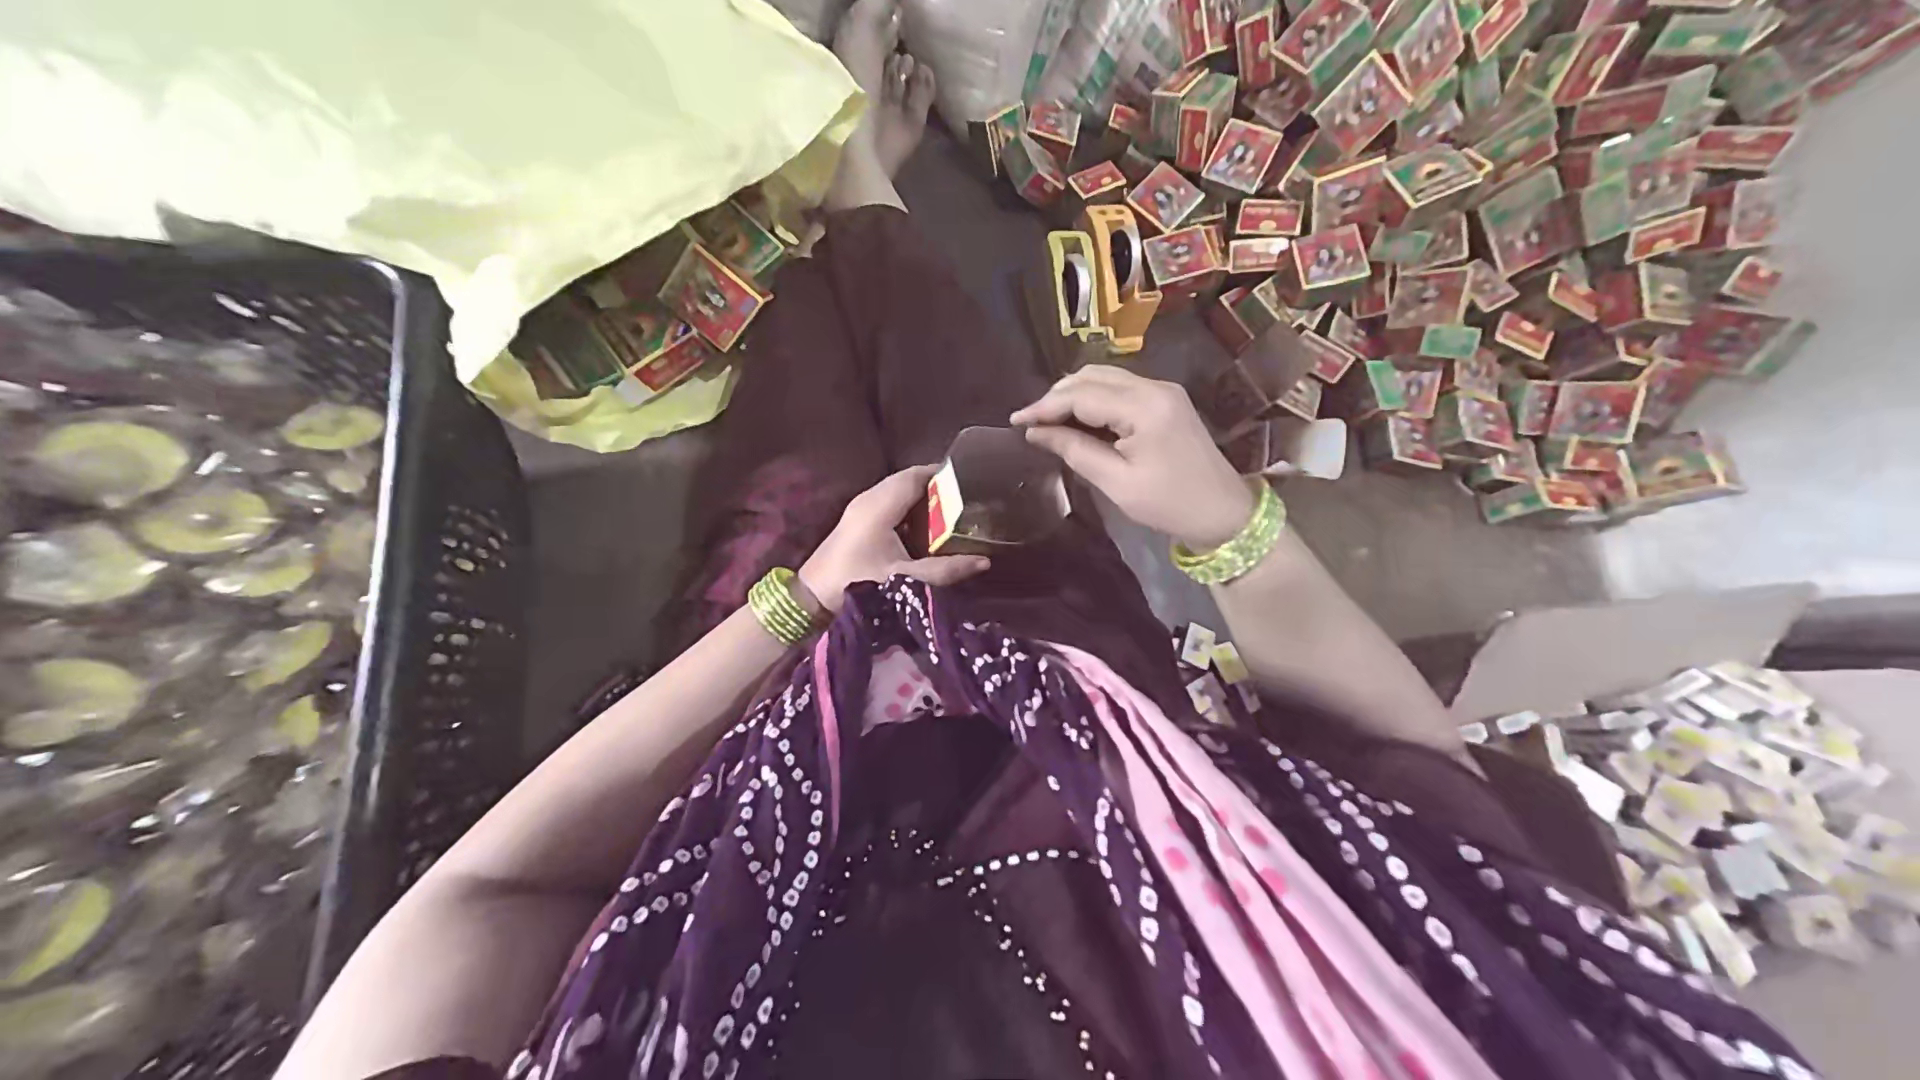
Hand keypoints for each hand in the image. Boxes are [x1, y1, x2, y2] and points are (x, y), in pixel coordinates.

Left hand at [798, 464, 991, 612]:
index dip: (943, 475)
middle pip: (908, 481)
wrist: (812, 599)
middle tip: (967, 500)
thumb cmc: (857, 584)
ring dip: (922, 499)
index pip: (916, 475)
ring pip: (898, 492)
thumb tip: (984, 561)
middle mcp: (869, 499)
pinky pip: (889, 504)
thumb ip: (946, 570)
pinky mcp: (856, 521)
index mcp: (880, 505)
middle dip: (937, 488)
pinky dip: (909, 509)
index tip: (971, 483)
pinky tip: (926, 528)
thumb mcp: (905, 579)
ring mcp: (860, 509)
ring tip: (953, 512)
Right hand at [1011, 366, 1253, 550]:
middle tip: (1030, 422)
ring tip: (1048, 421)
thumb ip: (1074, 451)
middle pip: (1092, 376)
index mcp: (1144, 407)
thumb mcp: (1116, 482)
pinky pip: (1119, 389)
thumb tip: (1036, 433)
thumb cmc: (1169, 503)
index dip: (1045, 406)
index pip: (1082, 395)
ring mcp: (1162, 390)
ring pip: (1104, 378)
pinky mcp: (1165, 400)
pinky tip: (1077, 419)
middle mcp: (1154, 387)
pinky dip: (1092, 399)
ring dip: (1073, 395)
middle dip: (1056, 396)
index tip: (1016, 422)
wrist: (1223, 512)